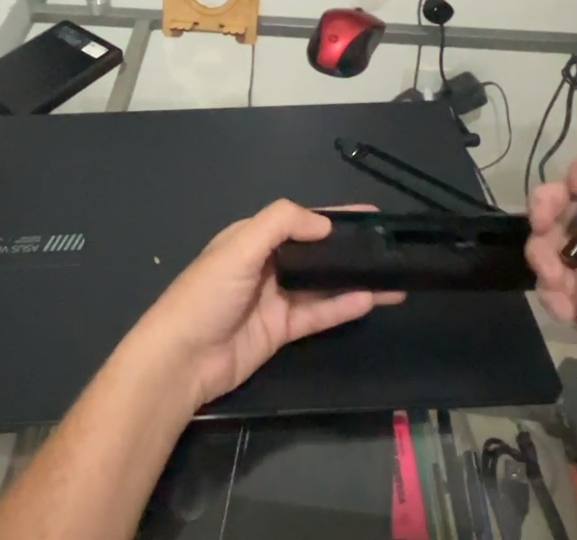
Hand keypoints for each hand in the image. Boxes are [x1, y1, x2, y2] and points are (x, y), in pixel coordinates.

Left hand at [125, 200, 404, 405]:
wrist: (183, 359)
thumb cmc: (207, 294)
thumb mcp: (239, 247)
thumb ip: (280, 225)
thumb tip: (324, 224)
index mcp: (250, 238)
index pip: (298, 220)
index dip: (332, 216)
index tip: (369, 216)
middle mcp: (265, 264)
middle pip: (314, 252)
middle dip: (348, 248)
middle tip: (389, 247)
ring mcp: (275, 298)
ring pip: (322, 284)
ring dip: (353, 279)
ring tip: (393, 276)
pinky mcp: (282, 330)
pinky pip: (318, 314)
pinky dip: (343, 307)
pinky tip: (371, 299)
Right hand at [525, 139, 576, 430]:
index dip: (576, 181)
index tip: (567, 196)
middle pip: (567, 207)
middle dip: (549, 222)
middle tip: (544, 235)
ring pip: (552, 243)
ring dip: (548, 263)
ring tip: (560, 289)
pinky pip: (554, 278)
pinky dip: (555, 292)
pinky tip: (567, 310)